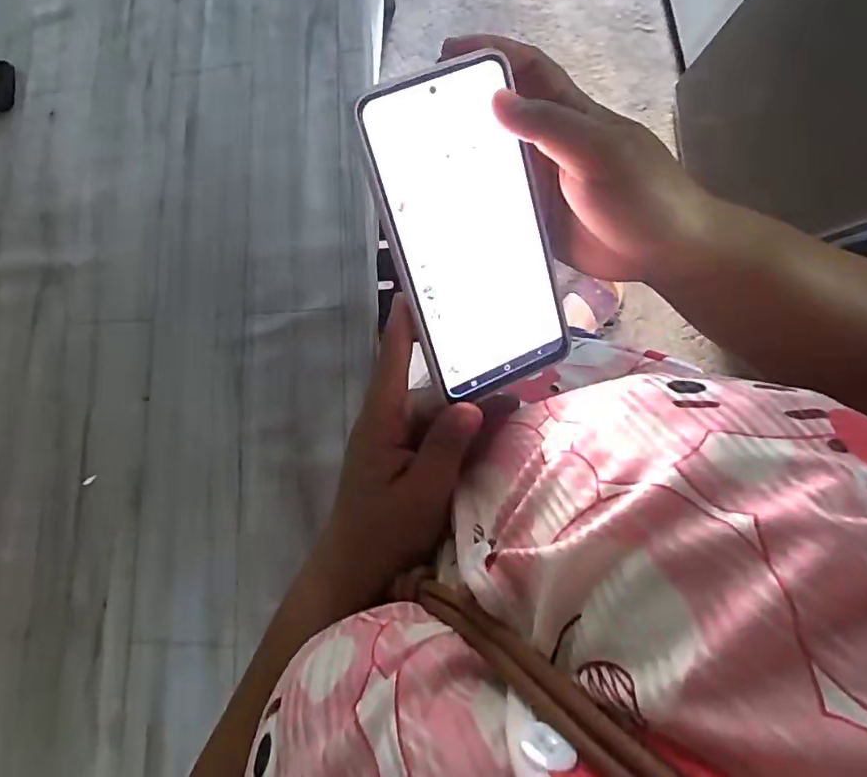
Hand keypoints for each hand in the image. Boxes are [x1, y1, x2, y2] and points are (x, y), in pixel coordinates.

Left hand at [305, 297, 483, 611]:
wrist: (354, 573)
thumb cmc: (383, 533)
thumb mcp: (422, 492)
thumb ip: (446, 447)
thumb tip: (472, 404)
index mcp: (381, 420)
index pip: (390, 361)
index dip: (402, 326)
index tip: (415, 293)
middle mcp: (387, 423)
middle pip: (427, 390)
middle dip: (464, 381)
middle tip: (505, 364)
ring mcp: (395, 442)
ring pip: (437, 416)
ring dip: (469, 412)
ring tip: (513, 399)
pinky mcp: (405, 460)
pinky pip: (437, 438)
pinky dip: (462, 435)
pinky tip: (494, 431)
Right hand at [441, 33, 714, 282]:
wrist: (666, 254)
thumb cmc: (644, 195)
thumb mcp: (599, 152)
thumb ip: (550, 125)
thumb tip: (494, 99)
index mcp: (569, 114)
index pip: (527, 68)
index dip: (491, 51)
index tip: (449, 51)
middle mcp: (547, 140)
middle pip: (499, 109)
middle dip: (462, 100)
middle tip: (418, 106)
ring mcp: (538, 177)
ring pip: (490, 153)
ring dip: (459, 149)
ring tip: (416, 151)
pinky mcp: (531, 211)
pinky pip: (493, 194)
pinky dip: (469, 191)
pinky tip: (443, 198)